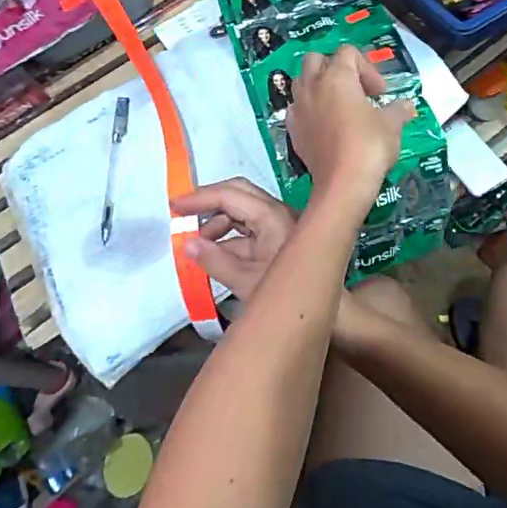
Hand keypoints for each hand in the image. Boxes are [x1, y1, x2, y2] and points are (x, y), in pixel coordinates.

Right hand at [170, 177, 296, 299]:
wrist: (331, 314)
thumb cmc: (289, 296)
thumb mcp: (246, 282)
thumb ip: (215, 261)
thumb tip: (187, 243)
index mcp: (271, 216)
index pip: (230, 196)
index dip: (200, 198)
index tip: (175, 206)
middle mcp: (276, 212)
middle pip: (237, 194)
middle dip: (208, 202)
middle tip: (182, 214)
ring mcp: (279, 224)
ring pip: (242, 211)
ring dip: (217, 222)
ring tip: (197, 243)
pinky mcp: (278, 238)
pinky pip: (249, 228)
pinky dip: (229, 236)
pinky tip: (213, 253)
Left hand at [288, 46, 414, 200]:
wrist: (342, 183)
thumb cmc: (369, 145)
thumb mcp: (391, 124)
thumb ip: (398, 110)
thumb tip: (407, 106)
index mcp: (337, 77)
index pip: (348, 52)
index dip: (368, 68)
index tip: (380, 93)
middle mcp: (312, 86)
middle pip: (316, 59)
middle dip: (335, 68)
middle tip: (355, 90)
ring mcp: (299, 108)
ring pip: (302, 82)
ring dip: (319, 86)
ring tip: (339, 105)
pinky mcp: (293, 130)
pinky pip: (297, 109)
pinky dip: (310, 110)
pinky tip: (325, 126)